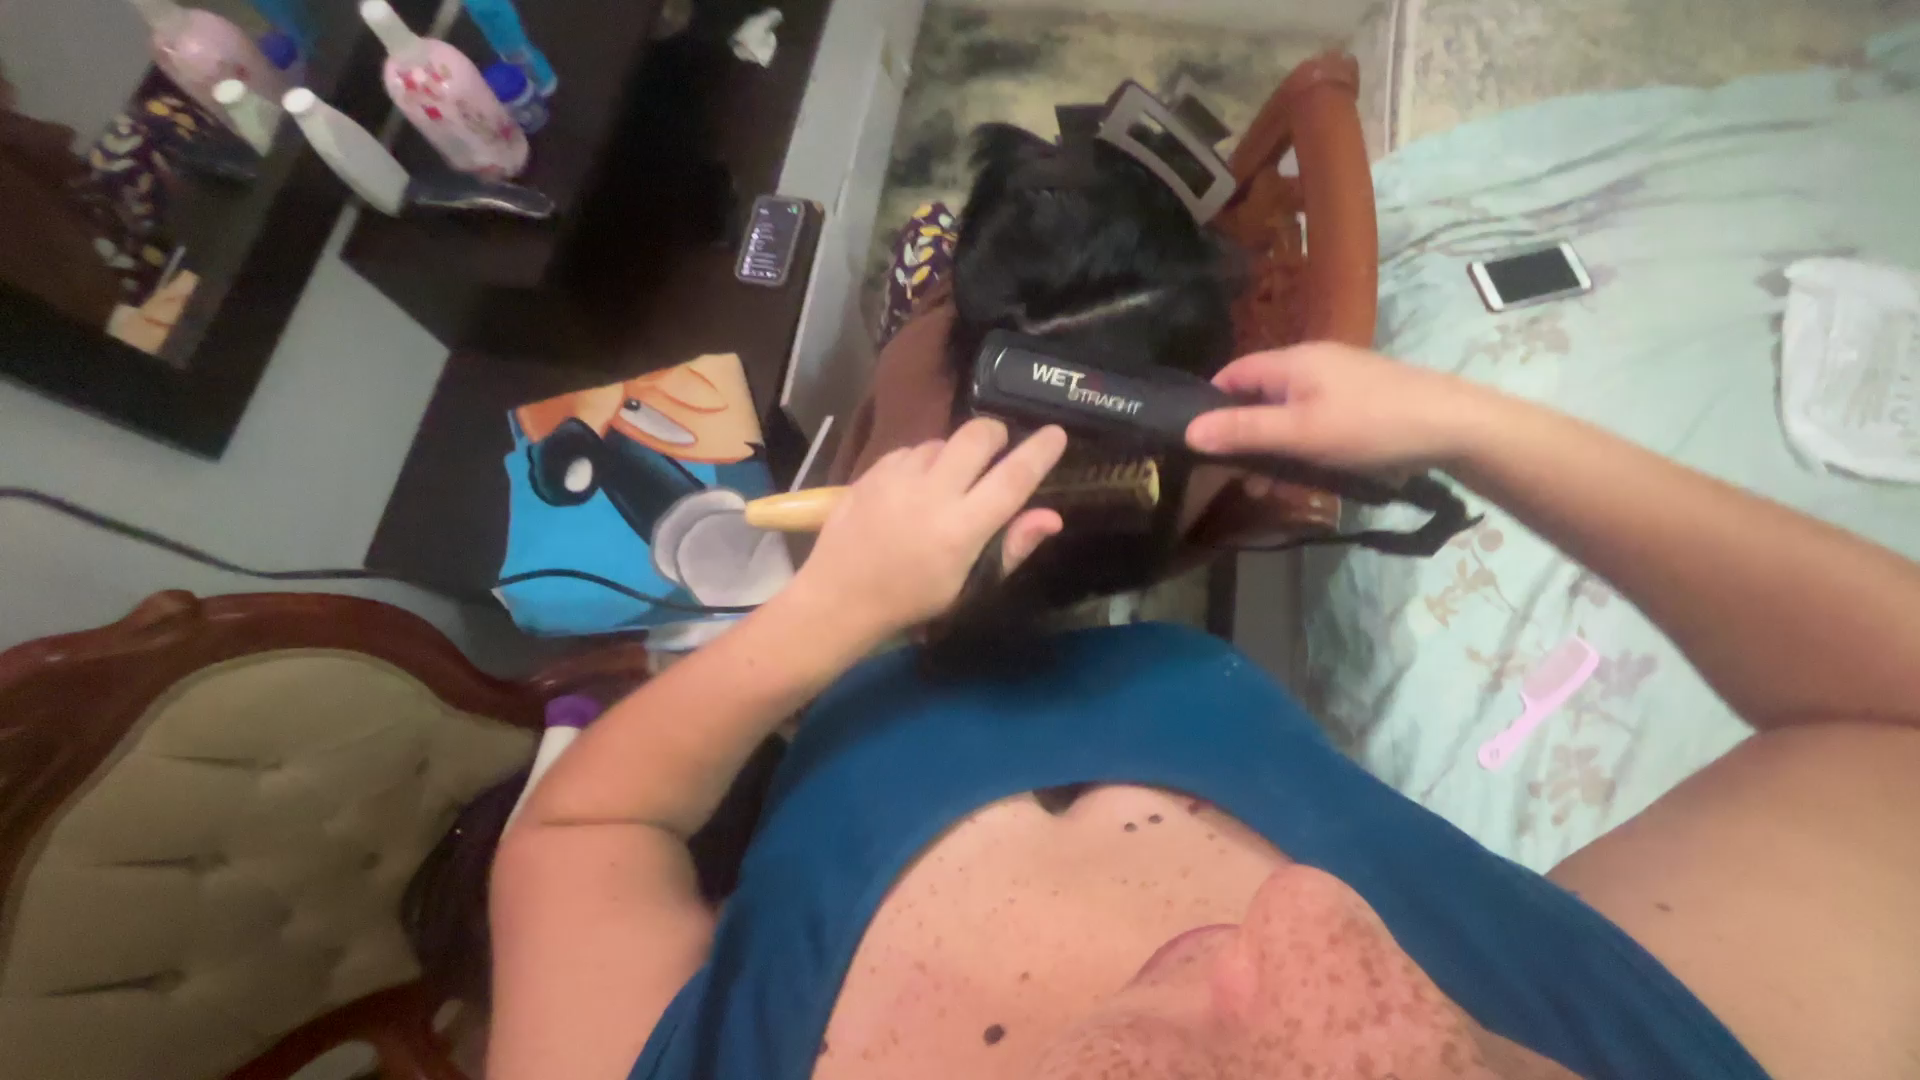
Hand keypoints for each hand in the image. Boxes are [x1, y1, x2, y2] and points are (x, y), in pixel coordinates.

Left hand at [793, 419, 1068, 641]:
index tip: (1056, 433)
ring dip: (954, 453)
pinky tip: (915, 487)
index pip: (1012, 479)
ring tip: (947, 482)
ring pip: (941, 441)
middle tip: (998, 449)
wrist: (840, 598)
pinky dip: (922, 461)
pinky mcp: (872, 472)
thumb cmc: (911, 602)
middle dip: (995, 434)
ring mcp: (897, 479)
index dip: (1039, 452)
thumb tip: (1052, 517)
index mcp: (961, 529)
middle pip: (976, 436)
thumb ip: (1011, 547)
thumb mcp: (967, 586)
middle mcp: (932, 494)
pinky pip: (909, 450)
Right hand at [1184, 343, 1487, 472]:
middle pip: (1258, 396)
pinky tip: (1307, 477)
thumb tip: (1189, 431)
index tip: (1201, 443)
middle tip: (1237, 475)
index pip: (1233, 374)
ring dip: (1273, 449)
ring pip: (1286, 414)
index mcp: (1292, 361)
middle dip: (1244, 436)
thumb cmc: (1369, 426)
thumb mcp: (1299, 433)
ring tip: (1271, 488)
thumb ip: (1243, 432)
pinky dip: (1302, 447)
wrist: (1455, 427)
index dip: (1210, 405)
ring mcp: (1338, 382)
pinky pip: (1313, 422)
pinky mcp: (1359, 401)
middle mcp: (1312, 363)